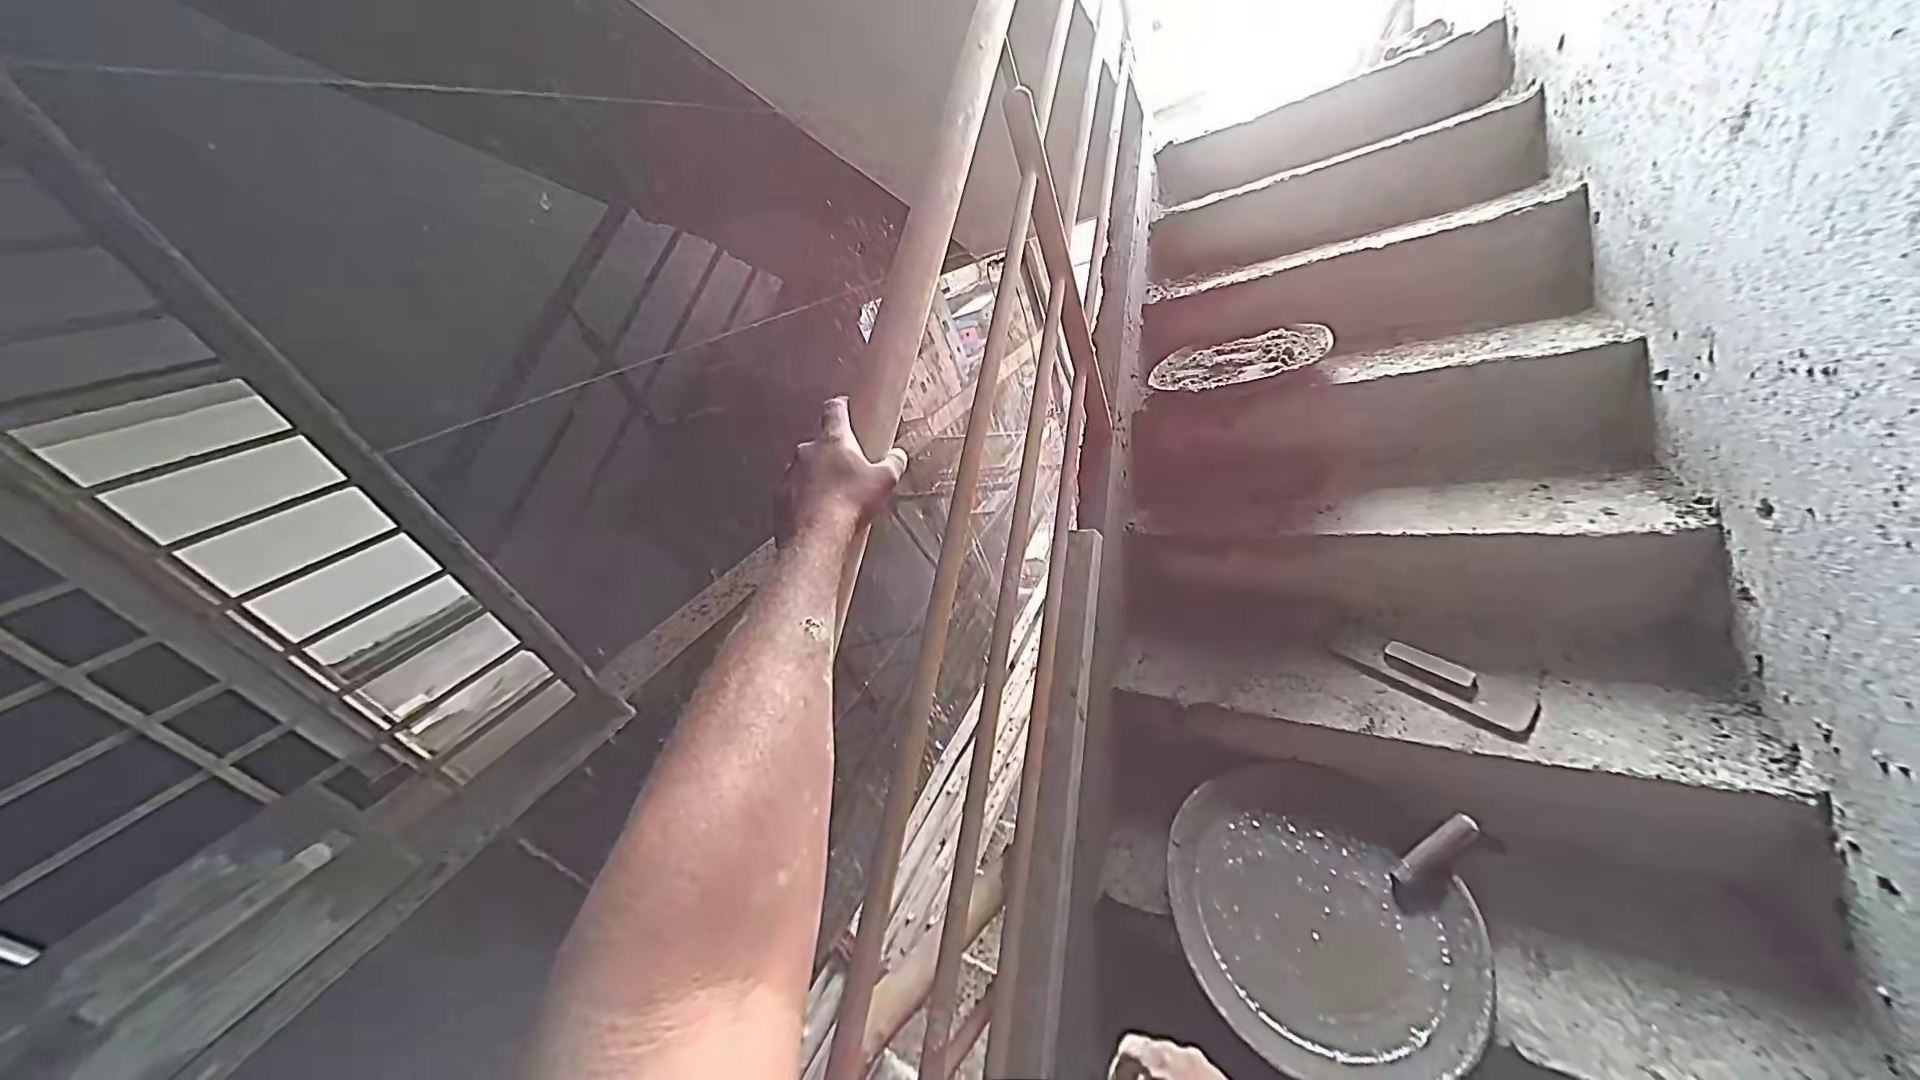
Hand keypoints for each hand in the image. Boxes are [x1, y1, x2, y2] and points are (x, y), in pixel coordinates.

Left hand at [778, 397, 906, 546]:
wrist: (816, 535)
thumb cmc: (850, 503)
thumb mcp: (883, 482)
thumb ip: (893, 464)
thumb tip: (898, 456)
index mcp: (834, 441)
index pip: (834, 411)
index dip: (840, 406)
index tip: (843, 405)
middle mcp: (807, 451)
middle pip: (819, 443)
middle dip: (831, 452)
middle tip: (846, 467)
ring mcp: (790, 473)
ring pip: (805, 467)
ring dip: (816, 475)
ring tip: (832, 495)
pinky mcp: (780, 495)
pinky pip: (794, 489)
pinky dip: (804, 495)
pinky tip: (817, 511)